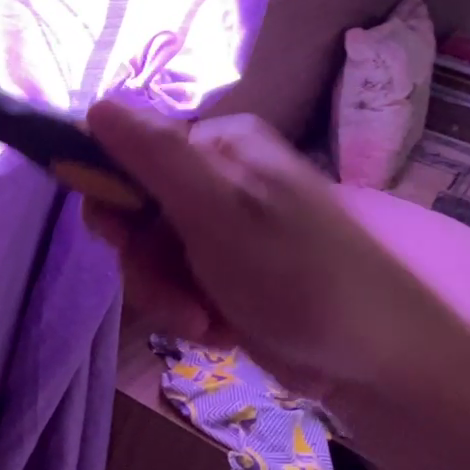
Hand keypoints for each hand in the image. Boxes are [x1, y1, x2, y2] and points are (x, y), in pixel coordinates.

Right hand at [83, 102, 463, 393]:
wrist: (375, 363)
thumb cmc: (296, 277)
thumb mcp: (217, 212)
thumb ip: (155, 158)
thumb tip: (94, 106)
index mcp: (219, 146)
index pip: (127, 154)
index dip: (111, 198)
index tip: (119, 238)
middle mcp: (217, 178)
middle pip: (131, 212)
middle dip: (142, 262)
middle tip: (169, 290)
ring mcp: (221, 228)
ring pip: (146, 256)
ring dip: (164, 295)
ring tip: (202, 321)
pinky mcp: (224, 271)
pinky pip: (171, 283)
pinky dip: (185, 310)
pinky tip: (217, 328)